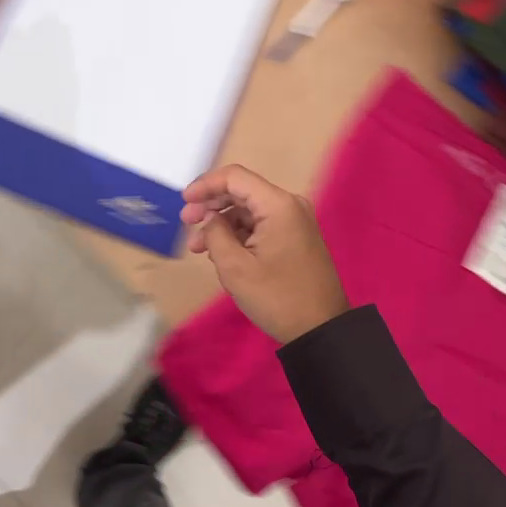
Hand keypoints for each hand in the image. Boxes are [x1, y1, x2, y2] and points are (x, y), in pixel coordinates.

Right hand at [181, 165, 349, 344]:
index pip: (235, 177)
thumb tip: (210, 218)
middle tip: (186, 223)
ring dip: (222, 224)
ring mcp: (295, 221)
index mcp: (278, 204)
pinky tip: (222, 253)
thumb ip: (215, 234)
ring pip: (249, 210)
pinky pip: (261, 225)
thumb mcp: (235, 268)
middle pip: (242, 192)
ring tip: (199, 248)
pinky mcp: (295, 237)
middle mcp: (289, 205)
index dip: (205, 185)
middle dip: (211, 205)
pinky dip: (239, 234)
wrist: (322, 329)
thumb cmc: (277, 297)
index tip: (184, 201)